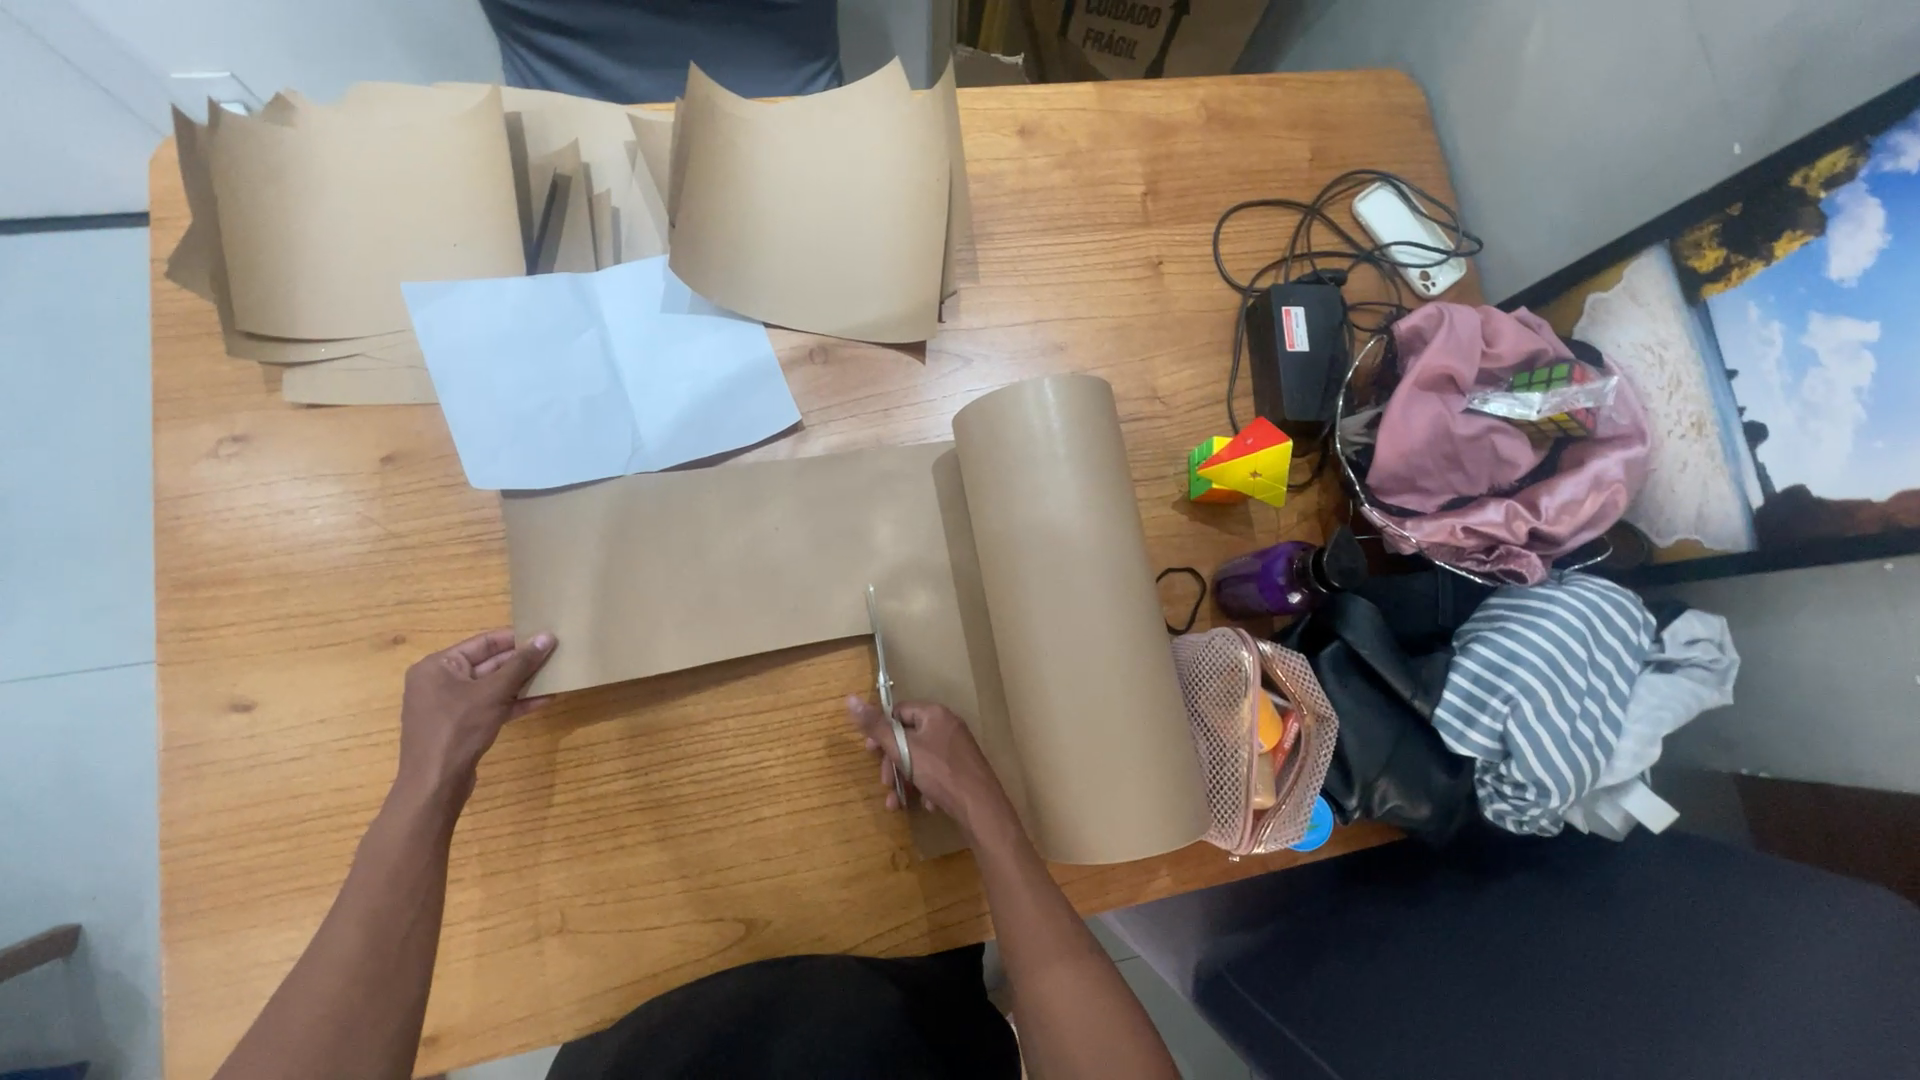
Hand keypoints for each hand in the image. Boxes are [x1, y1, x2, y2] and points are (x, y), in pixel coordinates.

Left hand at [396, 629, 555, 798]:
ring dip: (523, 682)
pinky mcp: (463, 724)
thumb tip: (547, 637)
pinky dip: (515, 703)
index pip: (483, 643)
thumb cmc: (458, 729)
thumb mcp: (492, 693)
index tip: (546, 635)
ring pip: (493, 686)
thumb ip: (521, 664)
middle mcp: (441, 681)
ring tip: (556, 674)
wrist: (435, 783)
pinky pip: (492, 705)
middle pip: (489, 664)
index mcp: (438, 666)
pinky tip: (545, 700)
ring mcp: (452, 705)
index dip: (516, 638)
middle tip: (556, 654)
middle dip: (522, 662)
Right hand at [846, 697, 1017, 839]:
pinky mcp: (963, 768)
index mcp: (934, 714)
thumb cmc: (940, 773)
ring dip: (906, 780)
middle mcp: (948, 725)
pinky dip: (927, 787)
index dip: (882, 731)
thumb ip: (876, 727)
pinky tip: (926, 804)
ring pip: (921, 759)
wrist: (980, 806)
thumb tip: (850, 698)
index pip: (899, 712)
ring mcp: (958, 748)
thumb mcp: (903, 749)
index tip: (870, 752)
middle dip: (893, 763)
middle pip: (909, 738)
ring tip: (897, 802)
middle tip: (886, 783)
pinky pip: (937, 772)